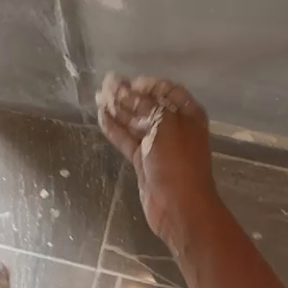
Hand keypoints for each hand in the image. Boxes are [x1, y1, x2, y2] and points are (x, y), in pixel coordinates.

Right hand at [97, 74, 222, 247]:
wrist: (180, 207)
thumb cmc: (178, 162)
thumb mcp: (164, 126)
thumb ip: (143, 106)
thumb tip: (122, 89)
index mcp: (187, 115)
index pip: (166, 91)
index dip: (148, 84)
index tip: (128, 80)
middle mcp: (174, 127)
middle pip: (148, 105)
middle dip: (128, 95)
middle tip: (106, 85)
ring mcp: (157, 145)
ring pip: (135, 122)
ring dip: (118, 110)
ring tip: (99, 97)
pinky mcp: (143, 161)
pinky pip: (127, 140)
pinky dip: (115, 129)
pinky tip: (101, 117)